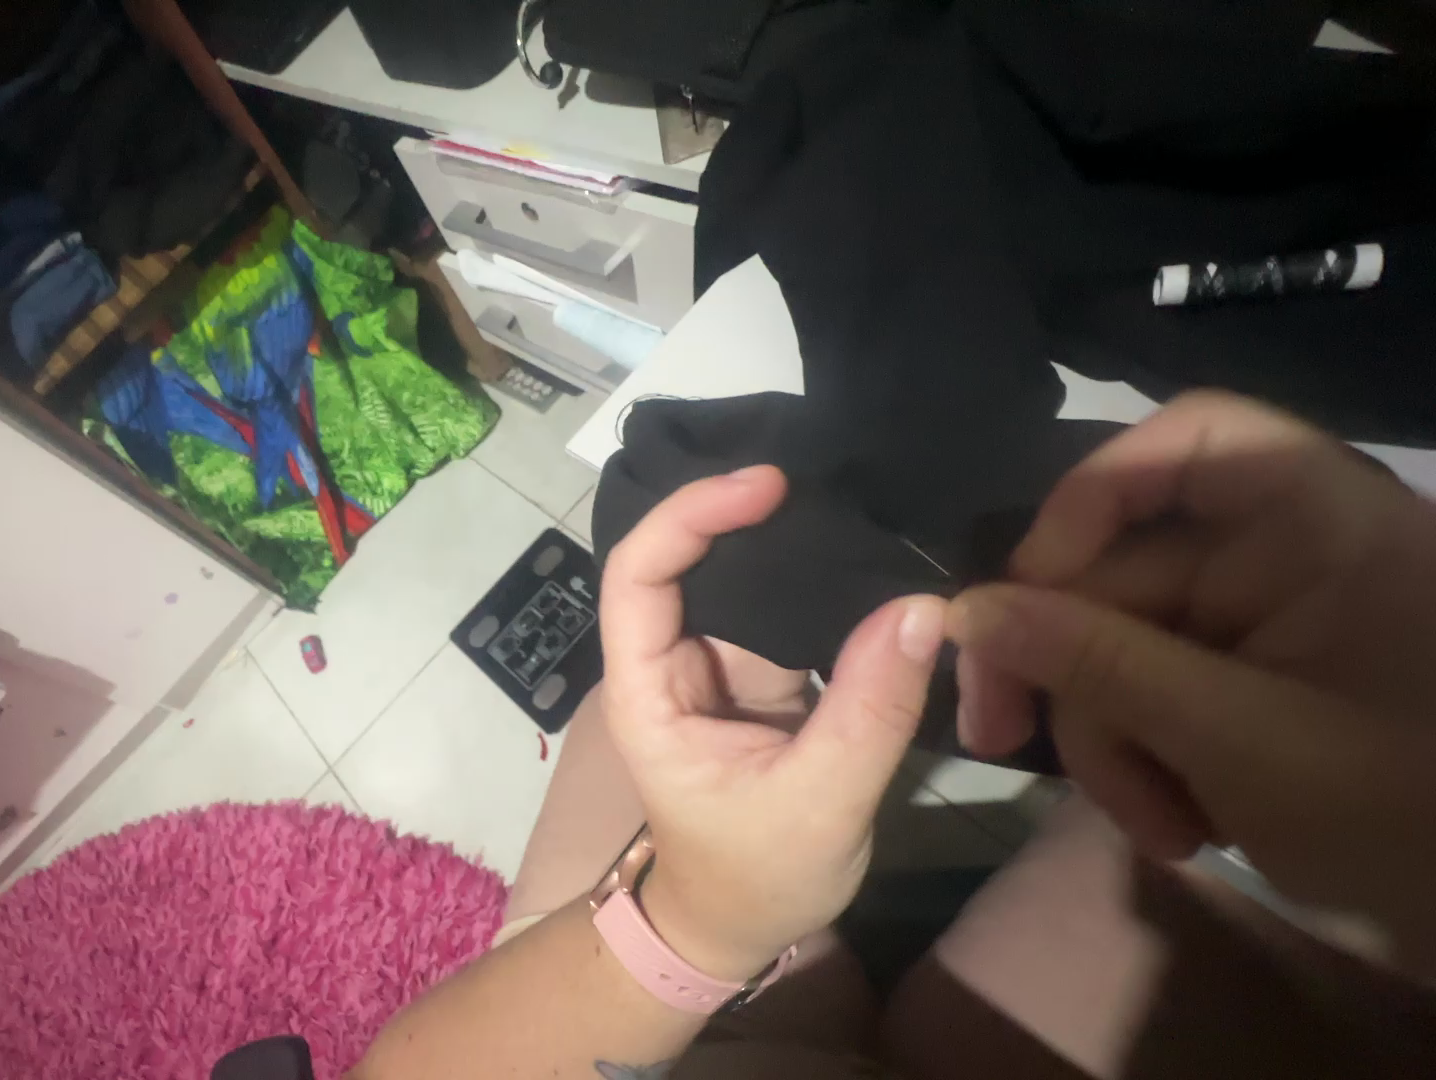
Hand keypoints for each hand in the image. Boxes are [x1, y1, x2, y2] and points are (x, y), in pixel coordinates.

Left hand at [598, 465, 946, 979]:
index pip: (638, 576)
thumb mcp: (818, 803)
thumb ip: (869, 709)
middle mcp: (666, 660)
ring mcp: (711, 661)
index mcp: (645, 689)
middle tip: (811, 473)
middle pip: (678, 560)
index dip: (686, 519)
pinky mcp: (753, 670)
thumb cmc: (753, 874)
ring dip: (776, 539)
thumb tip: (922, 607)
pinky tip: (855, 552)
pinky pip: (776, 609)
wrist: (736, 915)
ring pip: (731, 577)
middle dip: (732, 510)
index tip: (762, 486)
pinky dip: (811, 580)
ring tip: (842, 498)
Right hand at [947, 392, 1435, 971]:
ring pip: (1101, 641)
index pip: (1192, 443)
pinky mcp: (1228, 674)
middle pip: (1108, 568)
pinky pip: (1127, 684)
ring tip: (1151, 824)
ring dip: (1098, 734)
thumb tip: (965, 611)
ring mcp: (1248, 621)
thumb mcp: (1248, 744)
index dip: (1091, 494)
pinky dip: (1128, 751)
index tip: (1030, 585)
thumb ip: (1097, 665)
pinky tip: (1170, 817)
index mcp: (1328, 534)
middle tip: (996, 735)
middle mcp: (1277, 558)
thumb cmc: (1428, 827)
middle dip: (1053, 666)